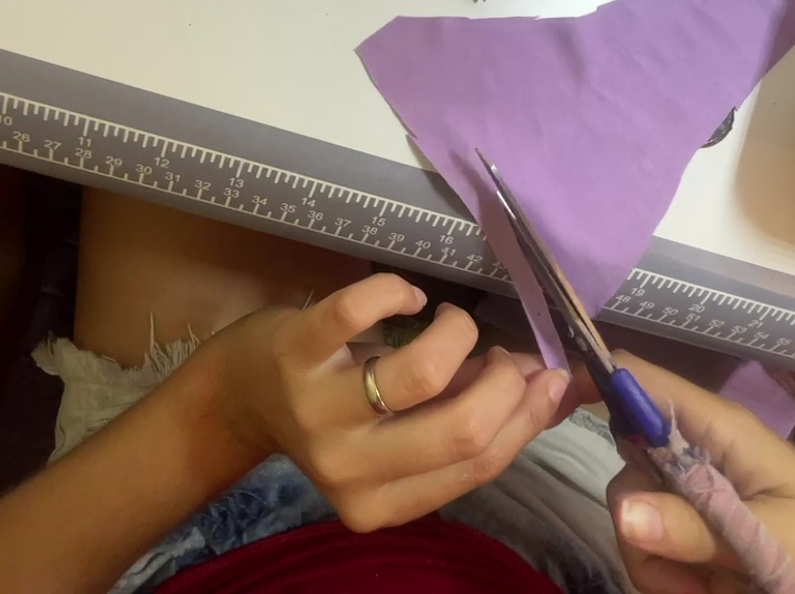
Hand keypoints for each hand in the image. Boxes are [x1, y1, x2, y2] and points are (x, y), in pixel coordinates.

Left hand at [188, 272, 573, 531]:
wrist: (243, 393)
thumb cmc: (336, 411)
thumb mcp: (399, 430)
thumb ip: (466, 414)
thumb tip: (552, 385)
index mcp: (384, 502)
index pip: (479, 463)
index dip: (524, 414)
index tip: (543, 374)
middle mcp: (351, 469)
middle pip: (460, 427)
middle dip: (502, 379)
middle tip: (498, 347)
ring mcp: (321, 410)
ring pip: (421, 373)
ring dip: (458, 334)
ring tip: (452, 320)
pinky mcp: (297, 351)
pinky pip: (360, 311)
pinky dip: (396, 292)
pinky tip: (406, 294)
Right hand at [603, 353, 794, 593]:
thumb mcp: (779, 542)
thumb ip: (697, 525)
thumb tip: (620, 510)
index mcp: (717, 428)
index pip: (636, 377)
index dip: (588, 377)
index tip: (545, 404)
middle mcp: (699, 455)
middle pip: (624, 460)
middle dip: (638, 517)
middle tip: (686, 568)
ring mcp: (700, 503)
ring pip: (636, 517)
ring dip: (660, 564)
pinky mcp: (704, 545)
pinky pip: (656, 555)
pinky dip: (672, 584)